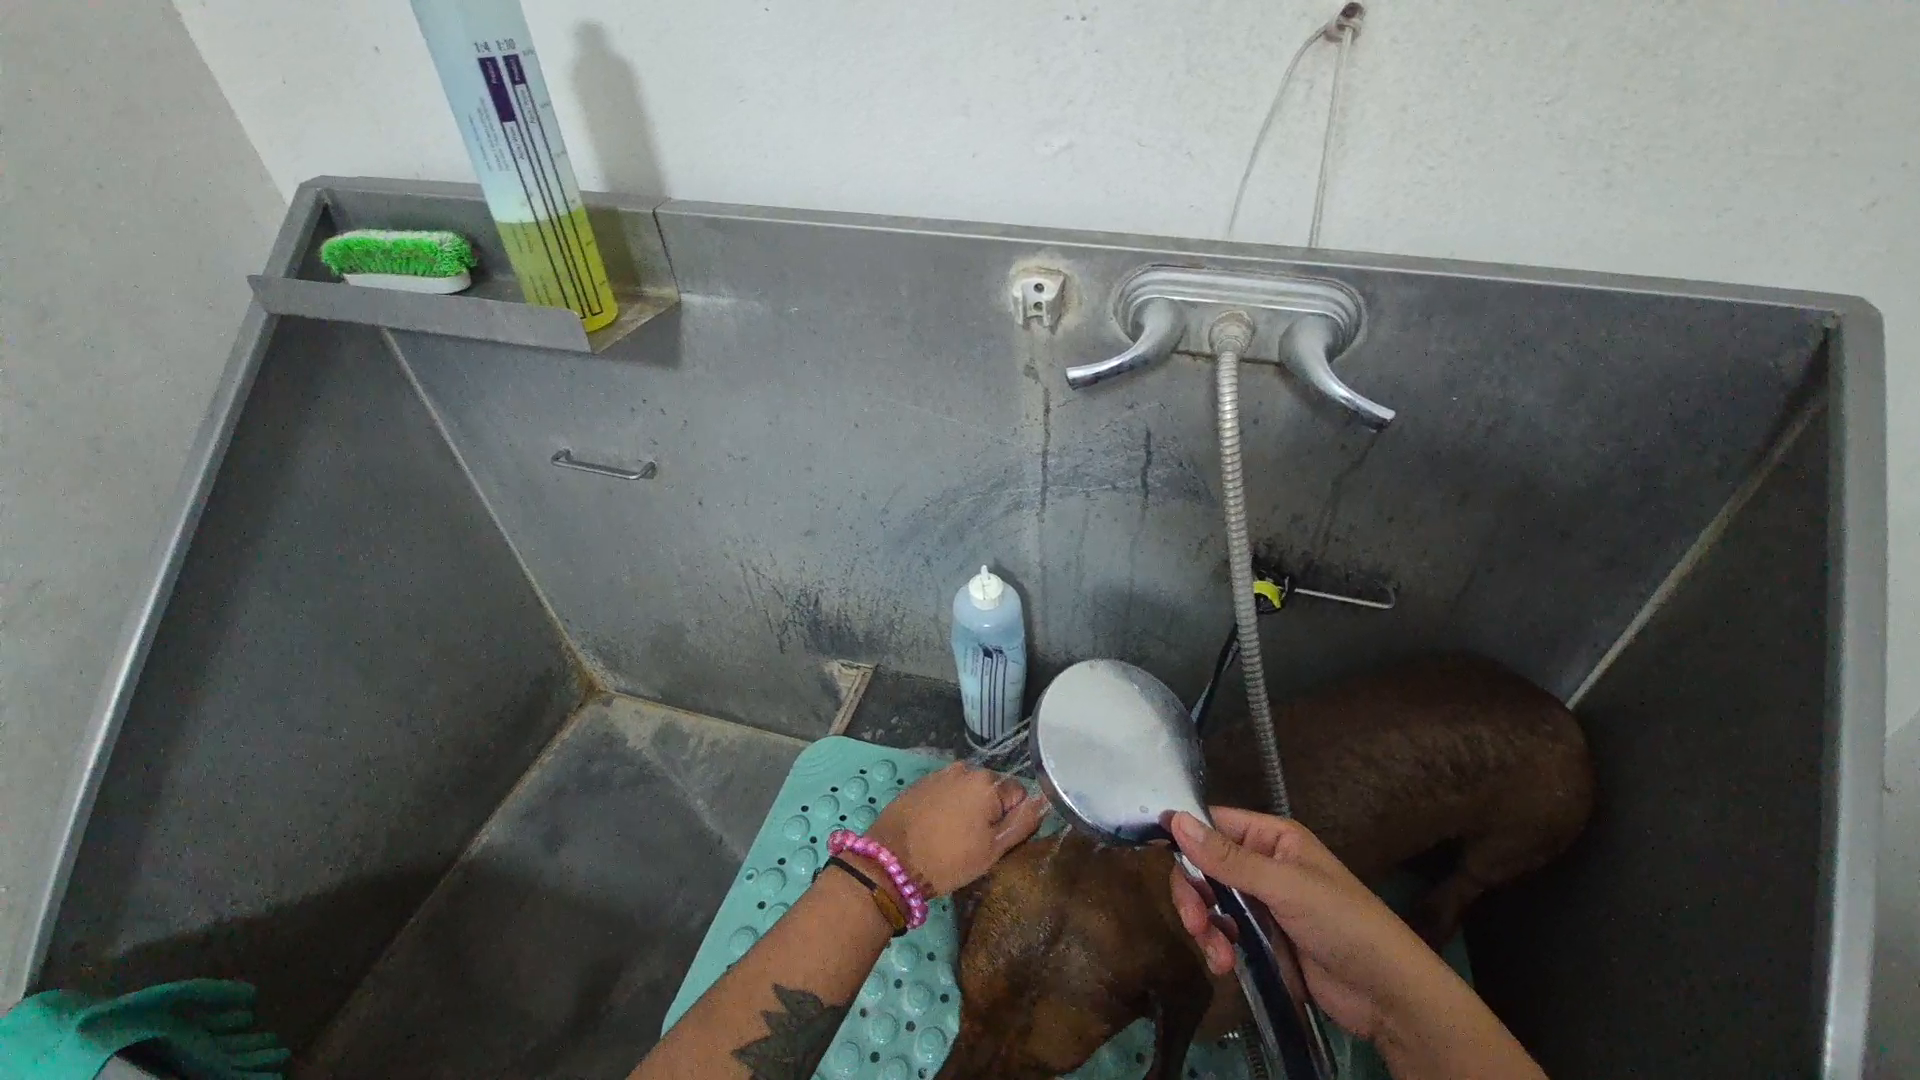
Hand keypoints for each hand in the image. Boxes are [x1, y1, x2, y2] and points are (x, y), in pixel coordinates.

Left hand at [862, 762, 1047, 896]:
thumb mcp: (993, 850)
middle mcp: (965, 769)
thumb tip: (1043, 801)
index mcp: (987, 782)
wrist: (891, 861)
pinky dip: (947, 807)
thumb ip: (1023, 822)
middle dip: (989, 813)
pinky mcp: (920, 783)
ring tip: (953, 838)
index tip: (995, 842)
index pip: (1018, 795)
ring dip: (968, 809)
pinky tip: (936, 829)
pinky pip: (947, 792)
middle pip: (993, 790)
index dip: (1011, 821)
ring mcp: (940, 774)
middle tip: (974, 843)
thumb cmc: (947, 860)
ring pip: (968, 792)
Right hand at [1167, 808, 1457, 1040]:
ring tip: (1217, 955)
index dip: (1186, 836)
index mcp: (1272, 838)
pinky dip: (1217, 947)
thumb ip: (1227, 858)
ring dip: (1204, 927)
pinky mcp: (1262, 940)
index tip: (1159, 855)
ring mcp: (1261, 903)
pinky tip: (1225, 965)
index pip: (1214, 824)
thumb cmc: (1343, 923)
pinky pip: (1222, 933)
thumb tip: (1175, 819)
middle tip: (1194, 923)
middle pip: (1204, 866)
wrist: (1388, 995)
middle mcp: (1262, 864)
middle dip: (1194, 894)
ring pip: (1209, 902)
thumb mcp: (1284, 886)